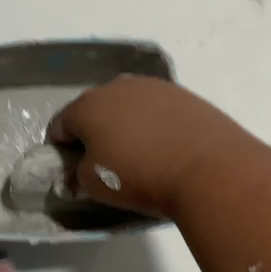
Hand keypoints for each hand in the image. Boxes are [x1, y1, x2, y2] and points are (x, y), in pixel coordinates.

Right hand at [48, 74, 261, 215]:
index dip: (59, 145)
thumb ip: (76, 176)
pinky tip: (163, 147)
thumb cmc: (139, 176)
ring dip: (124, 124)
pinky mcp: (185, 95)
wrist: (211, 170)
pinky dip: (153, 124)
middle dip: (93, 130)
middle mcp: (117, 87)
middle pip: (94, 109)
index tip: (68, 165)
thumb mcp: (95, 185)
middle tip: (102, 159)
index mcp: (88, 105)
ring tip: (136, 153)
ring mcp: (154, 87)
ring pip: (127, 105)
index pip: (60, 123)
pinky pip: (156, 109)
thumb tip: (73, 175)